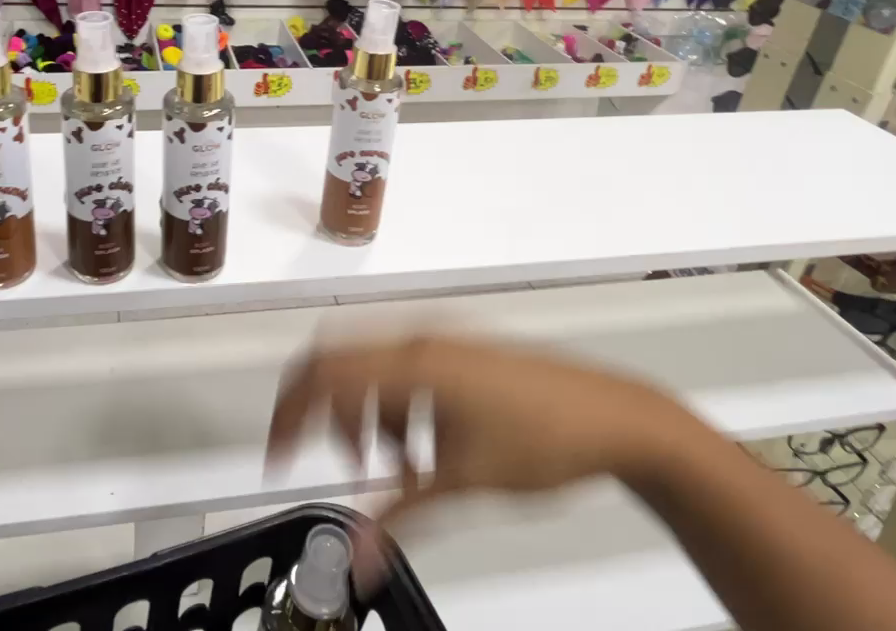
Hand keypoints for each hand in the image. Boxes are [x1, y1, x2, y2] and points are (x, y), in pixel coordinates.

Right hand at [266, 335, 695, 559]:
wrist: (618, 419)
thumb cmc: (554, 437)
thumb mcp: (464, 484)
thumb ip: (401, 517)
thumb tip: (359, 553)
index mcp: (414, 363)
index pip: (322, 374)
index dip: (289, 415)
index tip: (278, 454)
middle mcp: (423, 341)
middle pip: (337, 362)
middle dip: (326, 416)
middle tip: (336, 460)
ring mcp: (444, 341)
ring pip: (371, 368)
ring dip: (367, 417)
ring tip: (398, 467)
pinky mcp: (462, 351)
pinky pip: (403, 370)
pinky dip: (396, 409)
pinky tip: (424, 448)